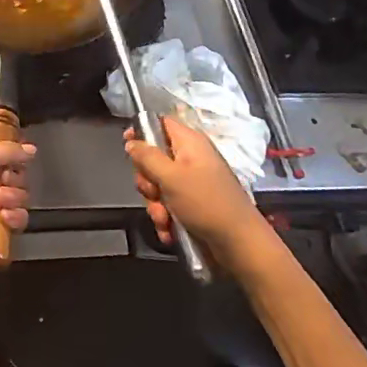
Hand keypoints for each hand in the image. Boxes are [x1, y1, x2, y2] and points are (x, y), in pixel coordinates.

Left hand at [0, 140, 34, 272]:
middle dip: (15, 178)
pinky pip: (19, 221)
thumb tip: (31, 149)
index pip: (4, 154)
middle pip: (16, 176)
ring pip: (20, 198)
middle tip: (4, 182)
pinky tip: (4, 218)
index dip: (14, 155)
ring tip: (0, 202)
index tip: (18, 158)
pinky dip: (16, 218)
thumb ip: (2, 150)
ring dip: (15, 198)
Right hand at [123, 118, 267, 261]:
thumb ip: (146, 157)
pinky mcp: (192, 204)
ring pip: (158, 186)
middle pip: (153, 159)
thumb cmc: (206, 203)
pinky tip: (169, 229)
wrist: (238, 243)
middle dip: (147, 180)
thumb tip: (131, 142)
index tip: (127, 145)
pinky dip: (165, 217)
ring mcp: (191, 183)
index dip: (142, 130)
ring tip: (164, 218)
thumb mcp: (170, 177)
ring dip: (155, 204)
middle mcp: (190, 159)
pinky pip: (167, 205)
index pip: (162, 123)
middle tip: (153, 192)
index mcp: (190, 143)